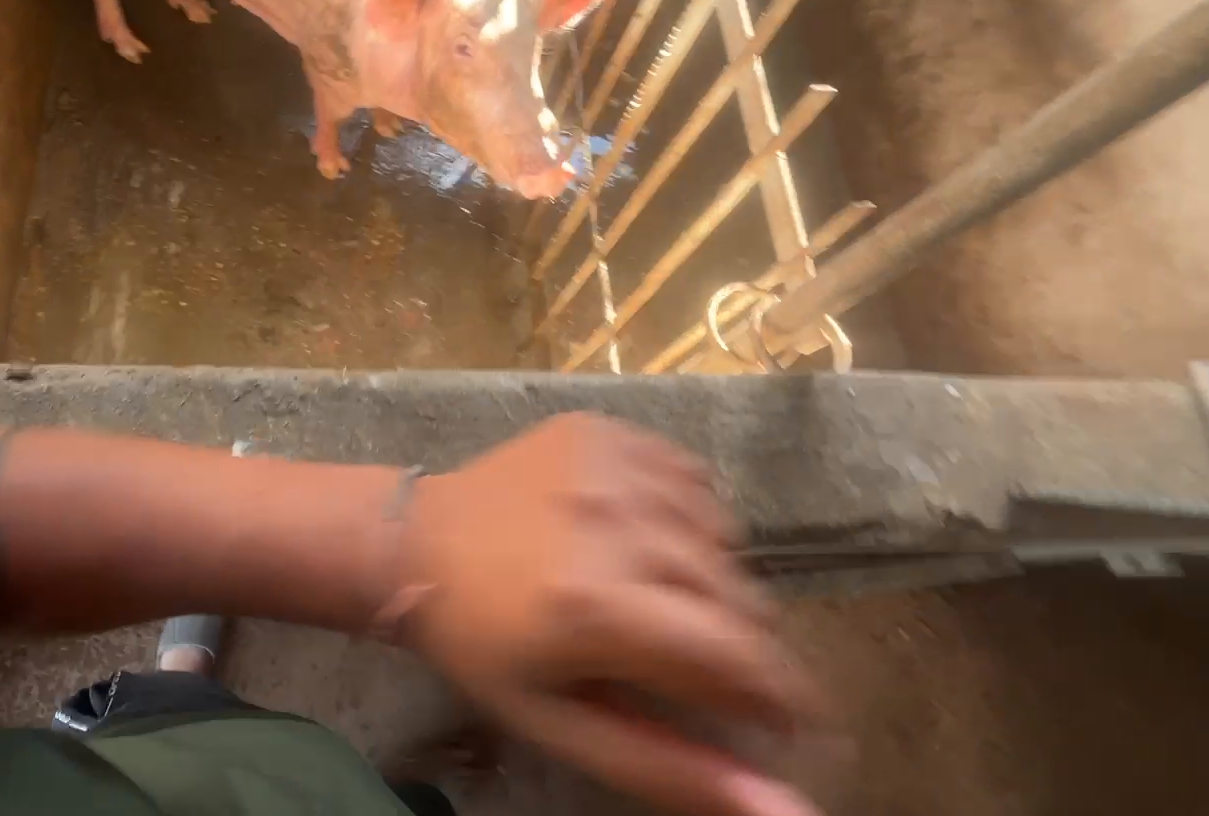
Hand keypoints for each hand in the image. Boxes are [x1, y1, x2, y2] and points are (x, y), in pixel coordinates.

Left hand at [398, 414, 824, 815]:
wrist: (417, 540)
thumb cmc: (482, 642)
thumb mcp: (557, 722)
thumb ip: (668, 766)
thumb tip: (787, 807)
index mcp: (598, 604)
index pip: (741, 655)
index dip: (784, 696)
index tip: (792, 720)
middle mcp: (613, 523)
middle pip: (739, 593)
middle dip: (744, 643)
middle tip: (711, 662)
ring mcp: (608, 464)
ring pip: (720, 534)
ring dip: (714, 577)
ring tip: (667, 597)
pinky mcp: (599, 430)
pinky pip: (686, 476)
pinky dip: (687, 514)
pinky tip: (649, 536)